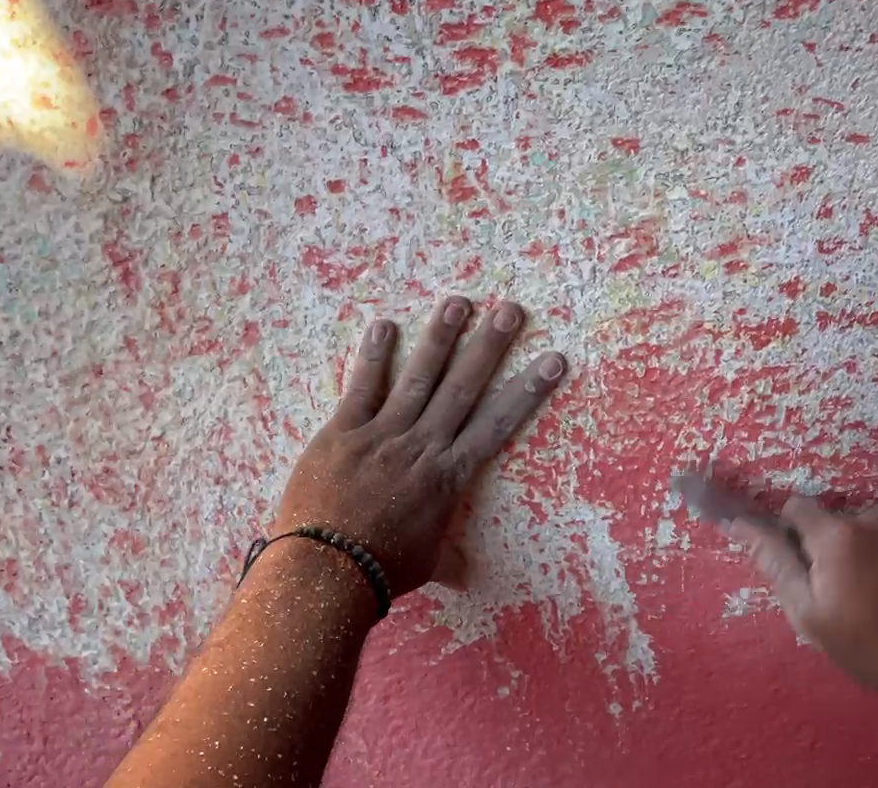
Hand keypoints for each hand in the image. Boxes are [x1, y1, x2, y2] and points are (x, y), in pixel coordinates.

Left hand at [274, 295, 566, 597]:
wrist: (324, 575)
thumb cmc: (381, 572)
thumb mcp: (425, 563)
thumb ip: (446, 556)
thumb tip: (464, 575)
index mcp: (449, 475)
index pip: (499, 423)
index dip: (528, 390)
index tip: (552, 360)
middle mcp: (423, 444)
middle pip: (463, 387)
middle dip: (490, 346)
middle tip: (511, 309)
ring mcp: (382, 433)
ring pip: (419, 377)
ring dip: (440, 338)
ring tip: (458, 302)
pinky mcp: (343, 432)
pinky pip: (361, 388)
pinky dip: (374, 357)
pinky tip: (384, 325)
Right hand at [733, 500, 877, 710]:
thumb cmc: (869, 644)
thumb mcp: (810, 613)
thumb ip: (775, 563)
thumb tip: (739, 523)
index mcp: (835, 533)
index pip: (795, 507)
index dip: (790, 534)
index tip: (800, 568)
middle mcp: (868, 517)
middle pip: (830, 521)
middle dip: (825, 547)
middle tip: (837, 593)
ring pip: (861, 531)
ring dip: (856, 552)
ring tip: (870, 597)